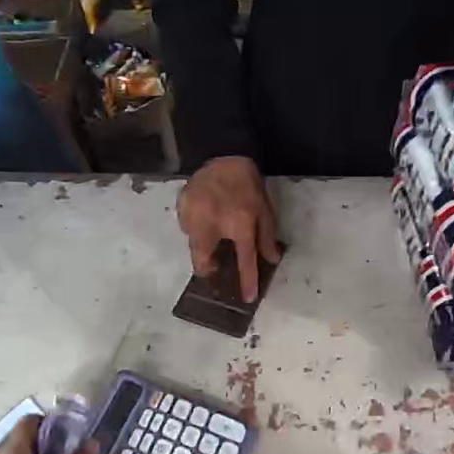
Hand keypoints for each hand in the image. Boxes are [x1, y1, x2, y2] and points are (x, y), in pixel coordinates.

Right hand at [178, 156, 280, 302]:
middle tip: (214, 266)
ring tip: (212, 228)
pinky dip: (195, 228)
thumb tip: (271, 259)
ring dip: (202, 244)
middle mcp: (214, 224)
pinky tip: (205, 215)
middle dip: (207, 268)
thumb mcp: (265, 210)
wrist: (224, 156)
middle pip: (202, 260)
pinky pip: (187, 227)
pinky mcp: (182, 208)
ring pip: (193, 244)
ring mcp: (194, 216)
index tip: (247, 298)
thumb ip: (266, 236)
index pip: (244, 260)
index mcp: (240, 224)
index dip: (247, 281)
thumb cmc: (248, 185)